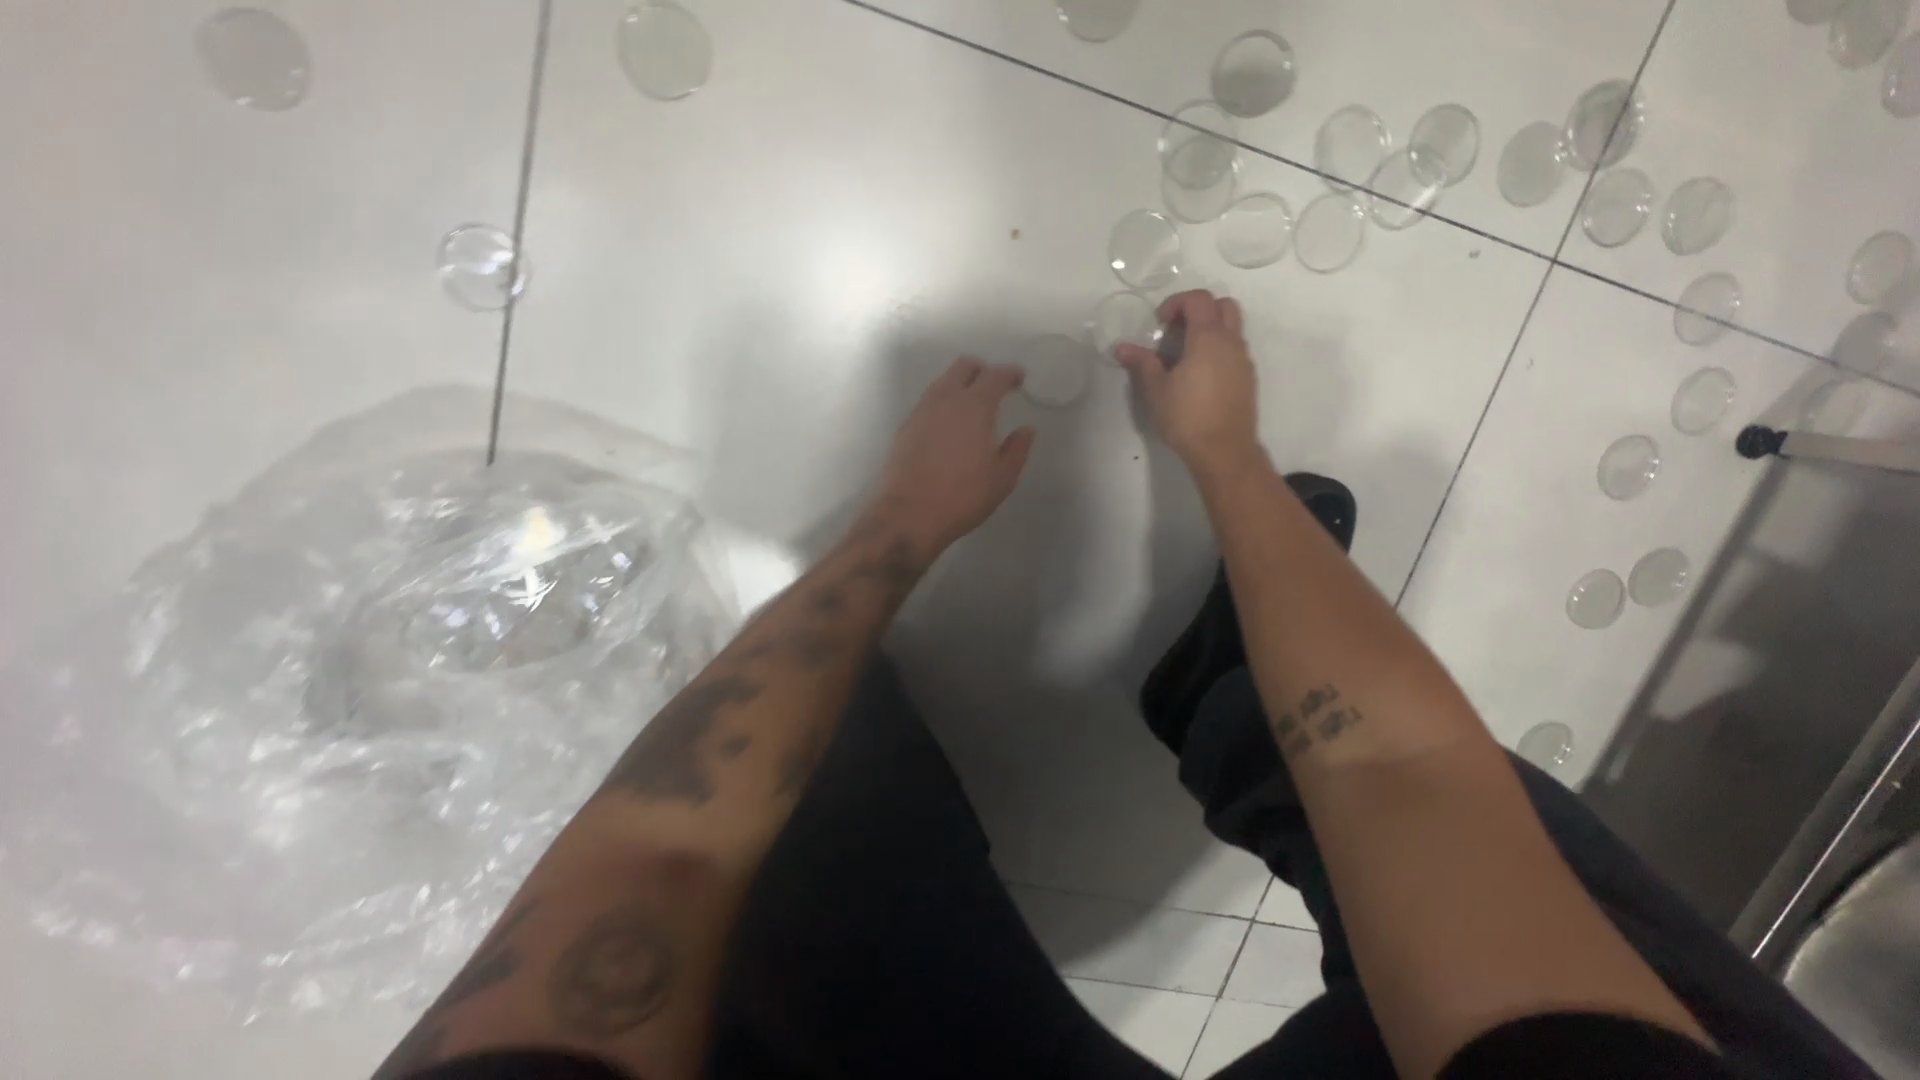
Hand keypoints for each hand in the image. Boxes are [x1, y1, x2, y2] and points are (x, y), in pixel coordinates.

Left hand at [869, 358, 1035, 553]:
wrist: (908, 515)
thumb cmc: (962, 497)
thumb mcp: (1002, 478)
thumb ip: (1017, 449)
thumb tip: (1026, 430)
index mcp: (975, 406)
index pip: (995, 376)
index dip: (1010, 373)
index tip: (1019, 378)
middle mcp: (946, 400)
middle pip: (963, 367)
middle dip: (982, 370)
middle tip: (994, 386)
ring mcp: (921, 411)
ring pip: (943, 382)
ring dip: (960, 384)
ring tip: (972, 405)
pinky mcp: (906, 427)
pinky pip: (929, 401)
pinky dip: (943, 402)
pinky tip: (950, 424)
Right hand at [1115, 291, 1262, 474]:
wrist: (1224, 450)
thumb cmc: (1186, 417)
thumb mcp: (1156, 390)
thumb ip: (1141, 363)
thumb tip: (1121, 347)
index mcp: (1208, 338)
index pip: (1199, 299)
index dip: (1177, 302)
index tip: (1160, 323)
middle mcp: (1231, 343)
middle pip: (1223, 305)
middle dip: (1199, 309)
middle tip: (1177, 330)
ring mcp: (1244, 360)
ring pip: (1233, 327)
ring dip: (1210, 329)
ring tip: (1186, 355)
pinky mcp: (1248, 378)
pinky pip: (1235, 350)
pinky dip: (1219, 349)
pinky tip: (1200, 376)